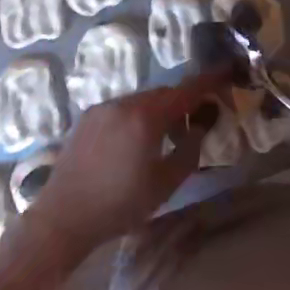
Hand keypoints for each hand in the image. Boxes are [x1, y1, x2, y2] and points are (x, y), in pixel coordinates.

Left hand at [25, 74, 224, 256]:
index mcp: (146, 117)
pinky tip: (133, 143)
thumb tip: (199, 128)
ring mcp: (102, 108)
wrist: (63, 217)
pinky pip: (121, 109)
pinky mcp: (87, 118)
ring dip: (157, 112)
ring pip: (141, 100)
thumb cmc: (120, 204)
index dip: (208, 81)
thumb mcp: (166, 183)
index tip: (225, 72)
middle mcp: (123, 103)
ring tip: (162, 140)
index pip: (186, 91)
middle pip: (163, 93)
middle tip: (193, 126)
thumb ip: (190, 150)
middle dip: (181, 103)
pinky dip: (136, 117)